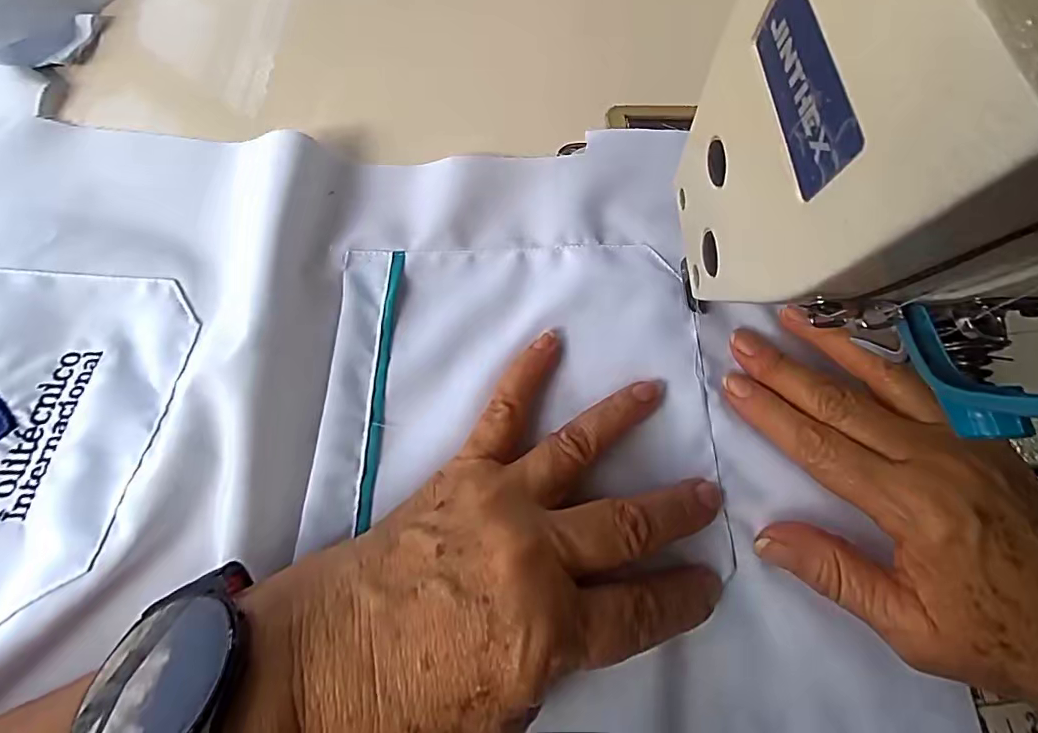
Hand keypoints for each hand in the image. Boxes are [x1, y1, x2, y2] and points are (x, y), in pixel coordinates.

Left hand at [228, 329, 724, 732]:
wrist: (329, 650)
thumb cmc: (411, 700)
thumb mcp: (505, 710)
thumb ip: (553, 661)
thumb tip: (578, 623)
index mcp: (552, 631)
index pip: (641, 613)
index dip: (681, 599)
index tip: (709, 581)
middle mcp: (534, 555)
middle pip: (623, 527)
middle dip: (674, 512)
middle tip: (707, 494)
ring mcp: (497, 501)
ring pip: (575, 452)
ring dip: (620, 418)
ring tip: (654, 391)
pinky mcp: (461, 471)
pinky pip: (499, 415)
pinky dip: (524, 374)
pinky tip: (548, 342)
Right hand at [722, 307, 1037, 732]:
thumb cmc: (1008, 638)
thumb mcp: (913, 630)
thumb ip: (836, 575)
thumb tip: (768, 536)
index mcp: (912, 507)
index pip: (820, 446)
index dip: (770, 412)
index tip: (734, 384)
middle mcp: (935, 461)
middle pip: (842, 402)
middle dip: (784, 368)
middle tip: (744, 340)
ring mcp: (962, 443)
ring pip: (883, 378)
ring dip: (832, 342)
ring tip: (795, 315)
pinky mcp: (982, 439)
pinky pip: (923, 386)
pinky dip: (884, 356)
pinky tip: (861, 342)